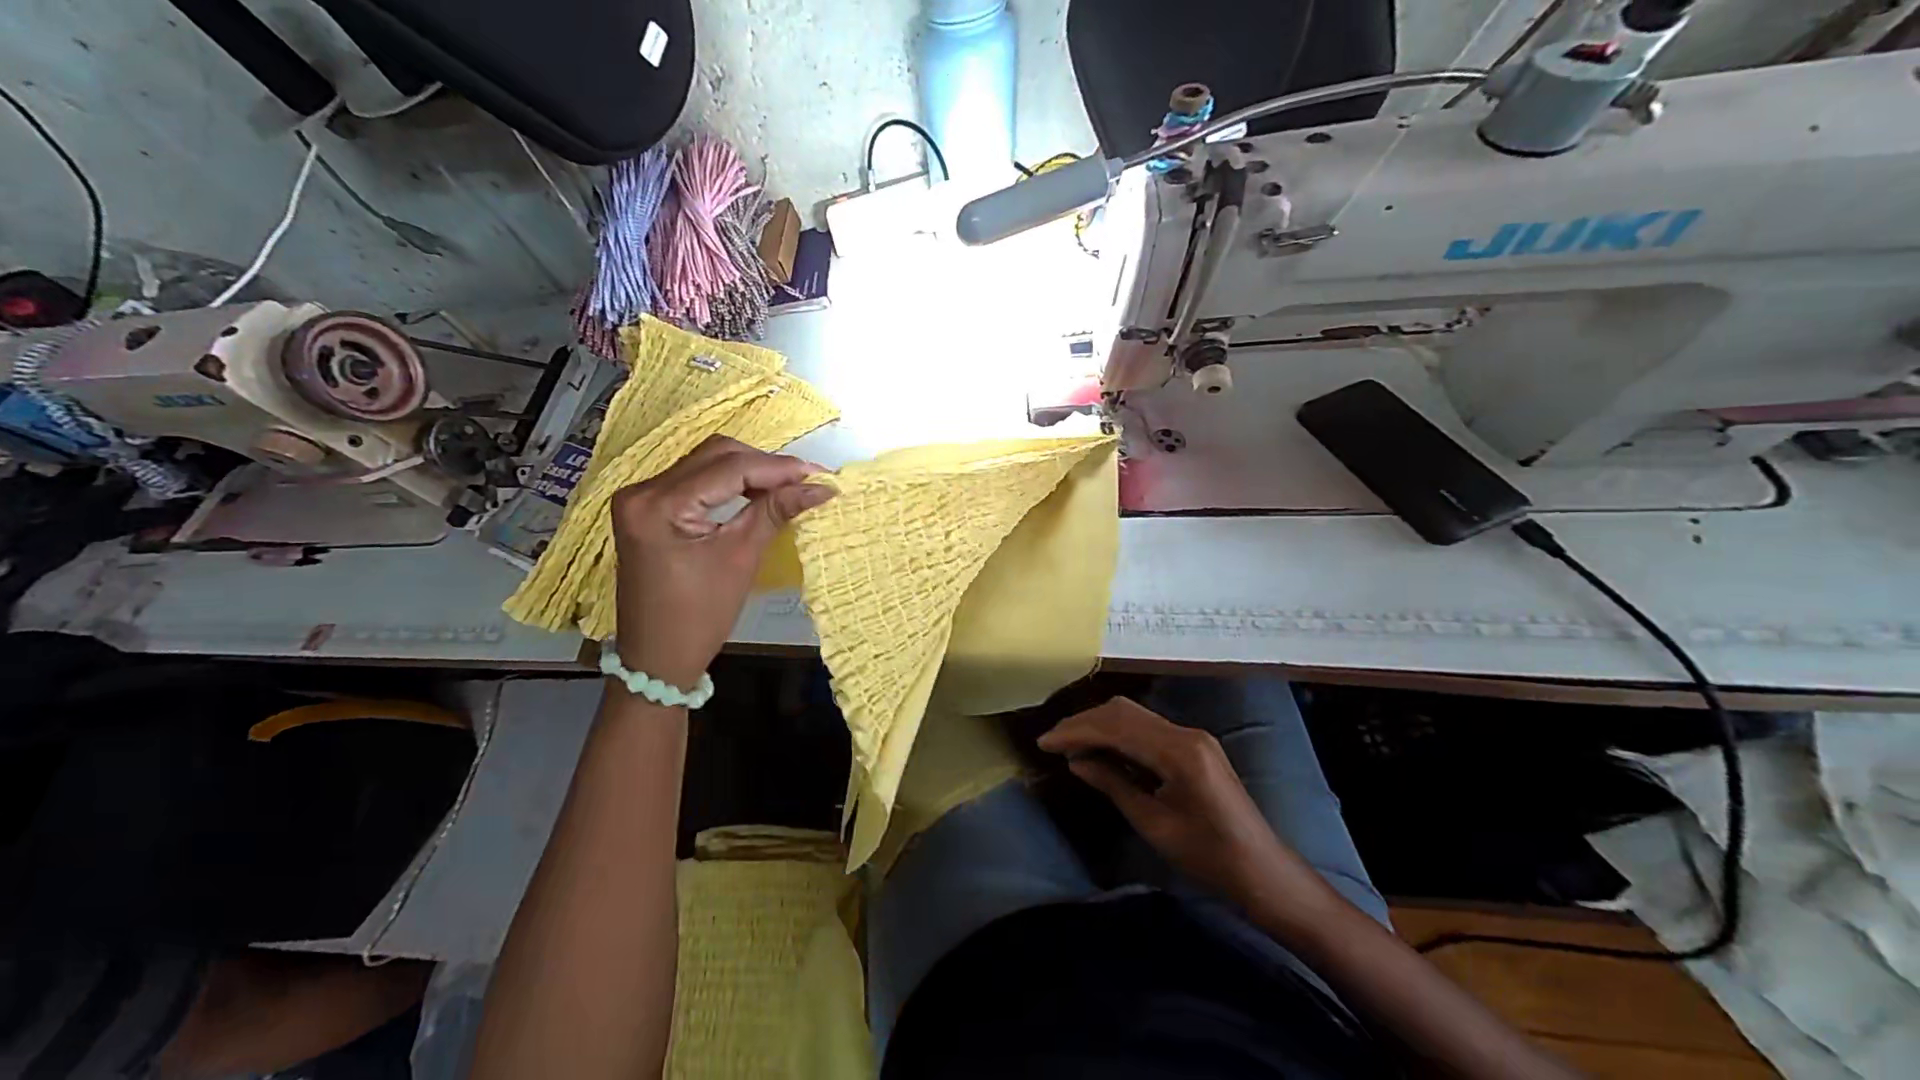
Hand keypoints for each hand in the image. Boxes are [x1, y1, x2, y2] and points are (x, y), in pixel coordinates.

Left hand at [610, 435, 832, 688]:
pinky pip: (696, 479)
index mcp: (658, 505)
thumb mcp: (740, 558)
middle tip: (808, 479)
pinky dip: (730, 481)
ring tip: (790, 485)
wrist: (658, 656)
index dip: (778, 469)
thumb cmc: (699, 617)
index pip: (728, 469)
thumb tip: (819, 487)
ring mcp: (641, 496)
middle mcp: (642, 490)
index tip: (819, 474)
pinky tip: (759, 491)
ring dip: (750, 469)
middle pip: (715, 455)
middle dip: (765, 464)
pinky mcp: (649, 506)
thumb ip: (775, 512)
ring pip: (707, 462)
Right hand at [1038, 698, 1316, 904]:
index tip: (1043, 743)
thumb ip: (1113, 785)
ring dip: (1099, 725)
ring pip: (1134, 716)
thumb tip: (1076, 761)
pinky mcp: (1194, 746)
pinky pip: (1147, 729)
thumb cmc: (1208, 857)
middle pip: (1124, 712)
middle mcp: (1186, 733)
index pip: (1116, 727)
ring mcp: (1192, 737)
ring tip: (1068, 745)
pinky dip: (1118, 735)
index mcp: (1179, 752)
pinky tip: (1100, 750)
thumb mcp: (1153, 824)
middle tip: (1051, 742)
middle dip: (1083, 723)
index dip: (1076, 731)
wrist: (1262, 870)